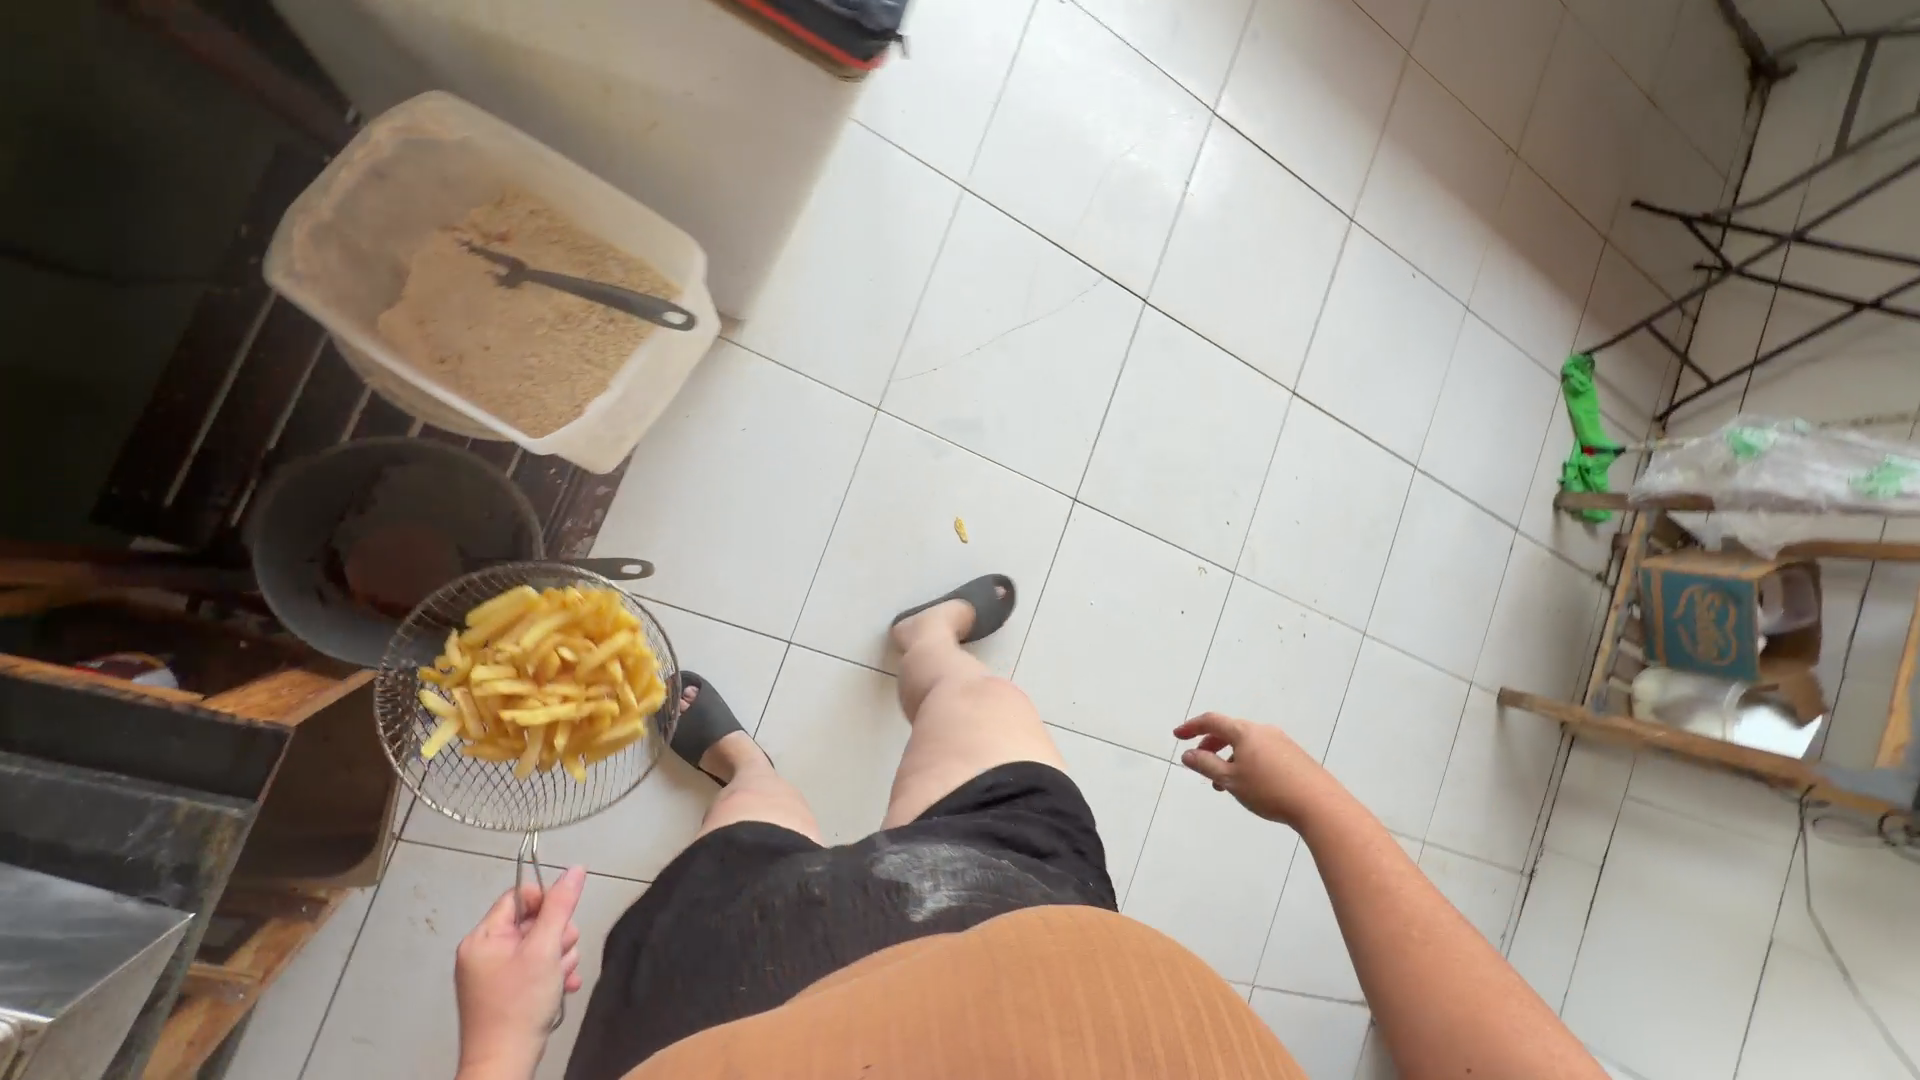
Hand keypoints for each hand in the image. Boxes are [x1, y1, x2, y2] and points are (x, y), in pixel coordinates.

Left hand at [455, 866, 587, 1077]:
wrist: (503, 1067)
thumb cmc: (520, 1005)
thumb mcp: (545, 949)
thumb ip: (560, 906)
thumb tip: (576, 869)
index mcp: (482, 937)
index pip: (520, 896)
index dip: (547, 904)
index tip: (560, 925)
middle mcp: (483, 952)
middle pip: (534, 921)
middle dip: (557, 937)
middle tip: (559, 959)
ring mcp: (494, 974)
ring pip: (541, 944)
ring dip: (559, 958)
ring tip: (559, 980)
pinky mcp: (505, 992)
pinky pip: (536, 967)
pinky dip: (552, 974)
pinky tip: (561, 988)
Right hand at [1174, 712, 1344, 828]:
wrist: (1320, 805)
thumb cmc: (1269, 790)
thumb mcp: (1230, 780)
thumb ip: (1206, 765)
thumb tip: (1188, 754)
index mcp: (1245, 732)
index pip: (1212, 721)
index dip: (1192, 727)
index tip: (1178, 736)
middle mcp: (1263, 731)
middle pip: (1230, 731)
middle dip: (1211, 745)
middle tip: (1200, 762)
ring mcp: (1282, 742)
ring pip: (1246, 744)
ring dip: (1229, 757)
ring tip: (1223, 783)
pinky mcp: (1295, 757)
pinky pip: (1262, 752)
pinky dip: (1247, 762)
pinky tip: (1250, 785)